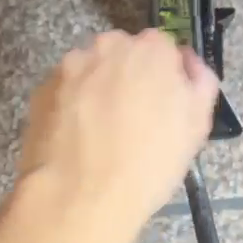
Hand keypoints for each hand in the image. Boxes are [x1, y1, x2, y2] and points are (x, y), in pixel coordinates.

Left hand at [15, 30, 220, 242]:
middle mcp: (110, 45)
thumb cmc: (148, 162)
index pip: (163, 47)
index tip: (163, 104)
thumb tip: (188, 63)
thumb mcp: (196, 126)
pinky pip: (65, 90)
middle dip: (129, 77)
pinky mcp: (42, 89)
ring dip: (98, 89)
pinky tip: (77, 139)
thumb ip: (200, 81)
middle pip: (125, 54)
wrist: (79, 198)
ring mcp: (71, 65)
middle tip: (133, 119)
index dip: (164, 75)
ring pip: (92, 70)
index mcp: (152, 48)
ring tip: (100, 133)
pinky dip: (71, 106)